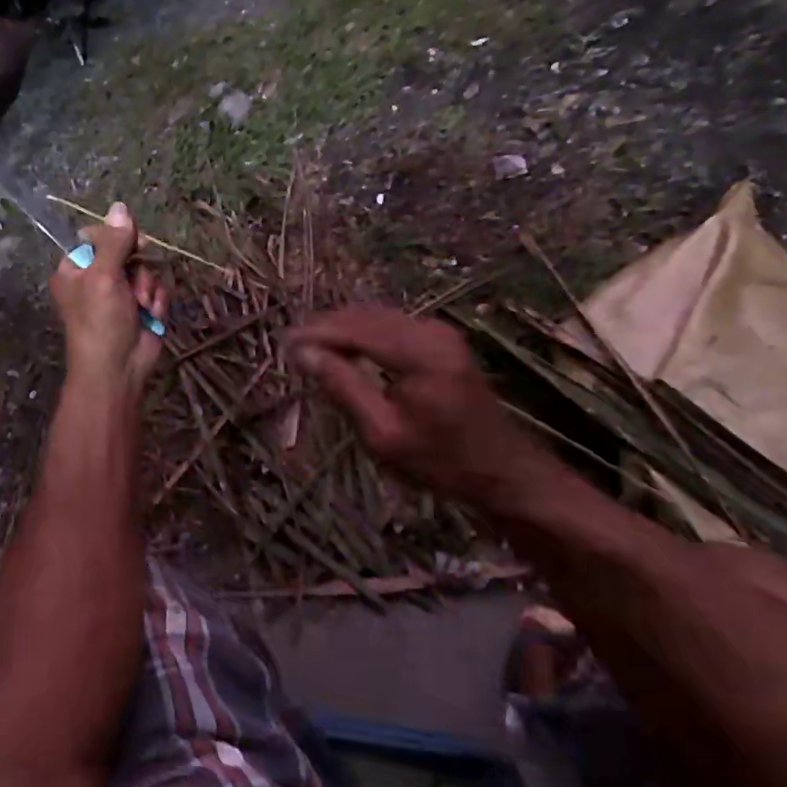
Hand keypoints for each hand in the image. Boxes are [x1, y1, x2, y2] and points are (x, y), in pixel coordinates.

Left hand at [50, 203, 167, 391]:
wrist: (118, 369)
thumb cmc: (100, 322)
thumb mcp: (103, 277)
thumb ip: (114, 242)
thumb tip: (120, 207)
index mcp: (76, 269)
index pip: (98, 236)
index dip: (117, 238)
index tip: (130, 243)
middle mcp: (97, 278)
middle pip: (127, 251)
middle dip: (137, 267)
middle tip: (136, 281)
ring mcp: (120, 294)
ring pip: (146, 270)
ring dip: (148, 287)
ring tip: (142, 306)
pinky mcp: (141, 307)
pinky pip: (156, 288)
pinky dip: (157, 301)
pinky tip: (152, 315)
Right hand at [289, 307, 553, 513]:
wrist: (502, 470)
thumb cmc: (440, 461)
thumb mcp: (383, 433)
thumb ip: (343, 387)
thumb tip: (303, 353)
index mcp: (420, 353)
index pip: (355, 328)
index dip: (317, 333)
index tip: (283, 344)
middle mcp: (431, 331)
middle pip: (366, 316)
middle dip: (326, 327)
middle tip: (291, 345)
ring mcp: (440, 332)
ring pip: (378, 317)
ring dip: (343, 328)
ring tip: (310, 347)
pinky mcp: (442, 340)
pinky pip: (392, 326)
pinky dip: (363, 333)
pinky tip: (344, 349)